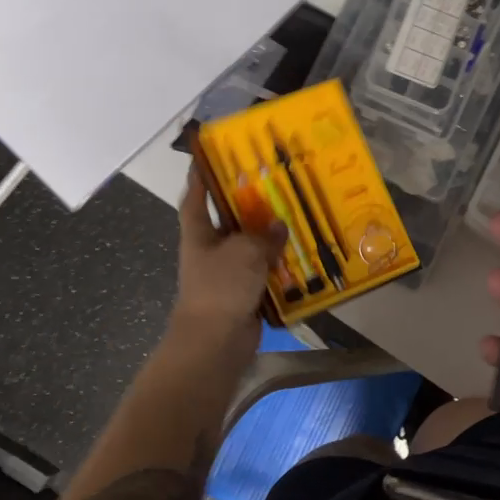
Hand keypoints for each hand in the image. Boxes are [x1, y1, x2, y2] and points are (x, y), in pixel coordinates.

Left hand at [171, 169, 287, 339]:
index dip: (199, 180)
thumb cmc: (221, 286)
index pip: (196, 199)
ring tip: (298, 219)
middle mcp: (211, 252)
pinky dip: (281, 268)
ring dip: (271, 240)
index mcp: (199, 234)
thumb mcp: (244, 251)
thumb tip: (279, 226)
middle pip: (230, 223)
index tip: (207, 159)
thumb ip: (262, 235)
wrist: (216, 340)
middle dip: (249, 208)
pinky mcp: (245, 295)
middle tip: (275, 186)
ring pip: (252, 249)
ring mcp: (227, 275)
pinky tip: (303, 259)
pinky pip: (265, 275)